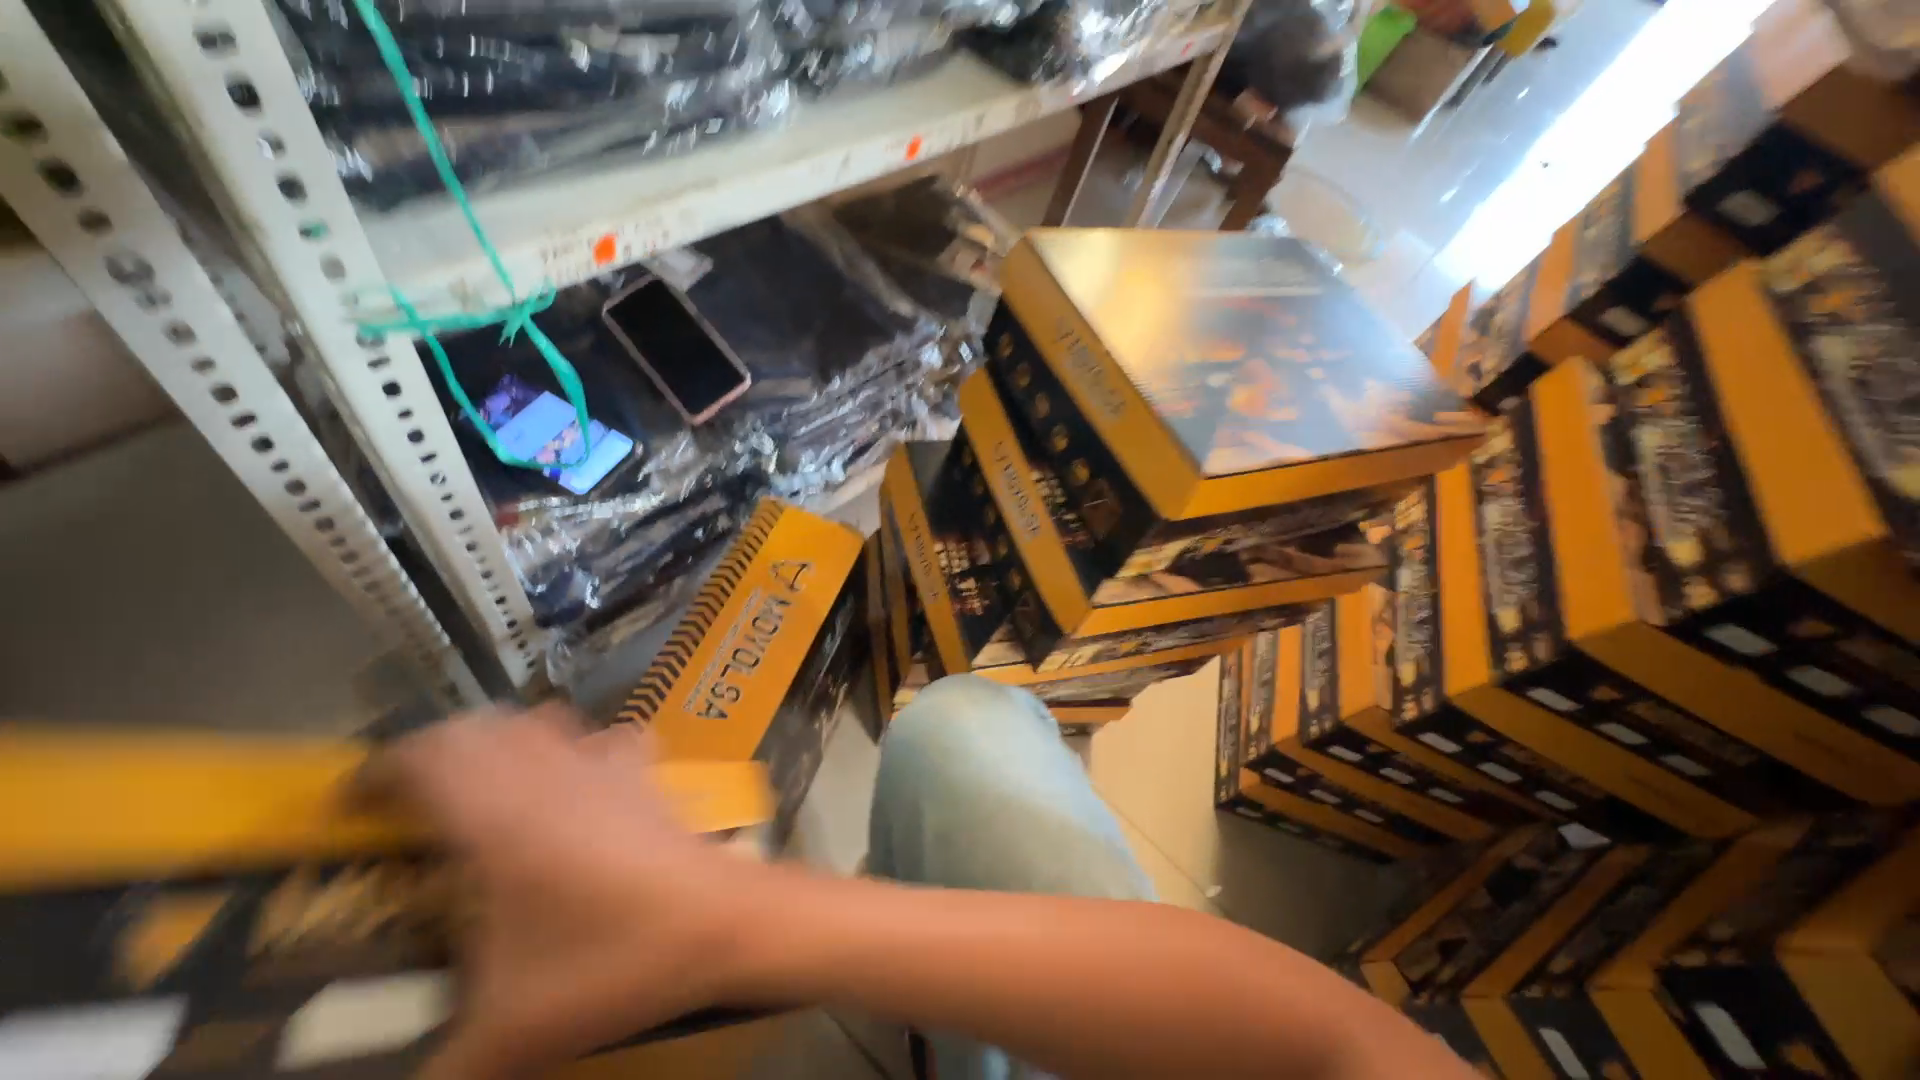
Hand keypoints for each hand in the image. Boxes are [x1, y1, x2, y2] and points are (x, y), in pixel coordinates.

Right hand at [363, 705, 766, 1079]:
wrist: (721, 923)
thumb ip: (447, 1066)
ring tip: (485, 784)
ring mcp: (603, 767)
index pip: (425, 760)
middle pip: (478, 729)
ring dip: (503, 741)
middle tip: (413, 800)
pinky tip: (578, 778)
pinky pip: (606, 737)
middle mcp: (548, 777)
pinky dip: (579, 746)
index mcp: (498, 821)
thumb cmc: (615, 961)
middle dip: (435, 755)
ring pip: (539, 722)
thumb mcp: (516, 1028)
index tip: (354, 800)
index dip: (379, 770)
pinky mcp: (645, 774)